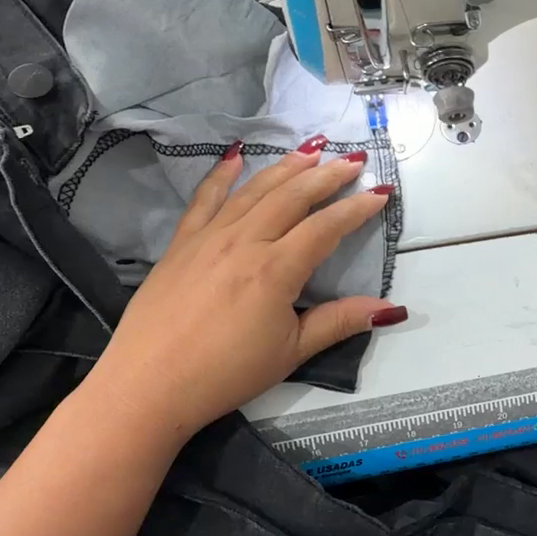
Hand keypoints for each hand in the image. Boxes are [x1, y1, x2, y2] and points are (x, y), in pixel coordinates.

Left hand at [81, 139, 401, 437]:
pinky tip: (235, 154)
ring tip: (312, 148)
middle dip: (327, 175)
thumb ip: (338, 322)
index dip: (356, 209)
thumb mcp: (289, 353)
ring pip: (255, 191)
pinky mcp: (181, 244)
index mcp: (275, 270)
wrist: (146, 386)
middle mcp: (244, 242)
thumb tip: (390, 309)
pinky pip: (205, 199)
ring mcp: (209, 238)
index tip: (381, 192)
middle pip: (292, 197)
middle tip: (354, 159)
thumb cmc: (224, 375)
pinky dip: (221, 174)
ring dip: (286, 166)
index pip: (325, 228)